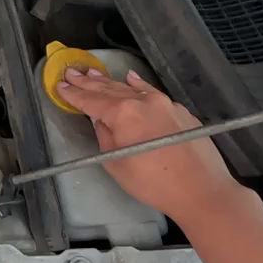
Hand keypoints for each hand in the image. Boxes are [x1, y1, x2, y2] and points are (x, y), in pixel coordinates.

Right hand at [53, 67, 253, 224]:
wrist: (202, 190)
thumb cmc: (152, 182)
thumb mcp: (116, 163)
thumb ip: (105, 137)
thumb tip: (102, 122)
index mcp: (122, 113)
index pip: (91, 101)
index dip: (74, 94)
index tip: (60, 86)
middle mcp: (143, 101)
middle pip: (109, 89)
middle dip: (88, 82)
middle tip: (71, 72)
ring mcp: (165, 103)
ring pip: (131, 88)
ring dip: (110, 81)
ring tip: (92, 73)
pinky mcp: (180, 111)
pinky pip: (152, 93)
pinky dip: (138, 85)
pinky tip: (131, 78)